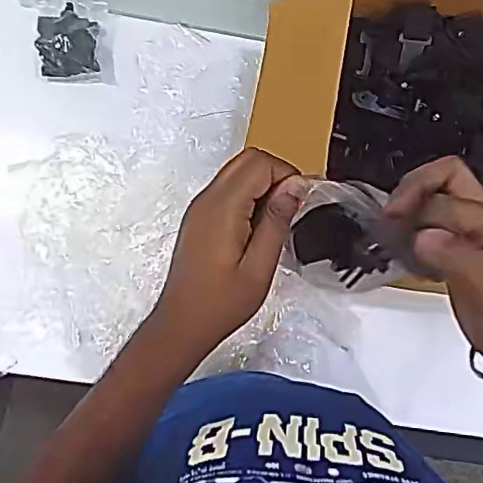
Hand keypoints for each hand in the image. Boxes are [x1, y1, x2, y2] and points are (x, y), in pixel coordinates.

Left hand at [149, 148, 308, 355]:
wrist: (184, 322)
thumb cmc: (218, 304)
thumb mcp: (260, 266)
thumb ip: (278, 220)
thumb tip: (295, 187)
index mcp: (222, 209)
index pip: (260, 163)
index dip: (287, 175)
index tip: (299, 201)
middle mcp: (207, 201)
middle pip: (248, 159)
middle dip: (277, 175)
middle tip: (291, 208)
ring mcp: (201, 207)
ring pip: (239, 171)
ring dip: (264, 186)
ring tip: (274, 222)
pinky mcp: (201, 217)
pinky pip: (230, 189)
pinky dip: (250, 197)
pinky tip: (258, 229)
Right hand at [383, 157, 482, 372]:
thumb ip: (453, 255)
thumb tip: (422, 235)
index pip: (446, 196)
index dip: (417, 206)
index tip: (394, 223)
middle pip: (445, 179)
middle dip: (414, 189)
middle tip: (391, 214)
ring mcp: (471, 237)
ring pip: (437, 202)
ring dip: (411, 210)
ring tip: (393, 231)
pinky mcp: (459, 255)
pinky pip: (433, 229)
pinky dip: (413, 234)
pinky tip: (406, 252)